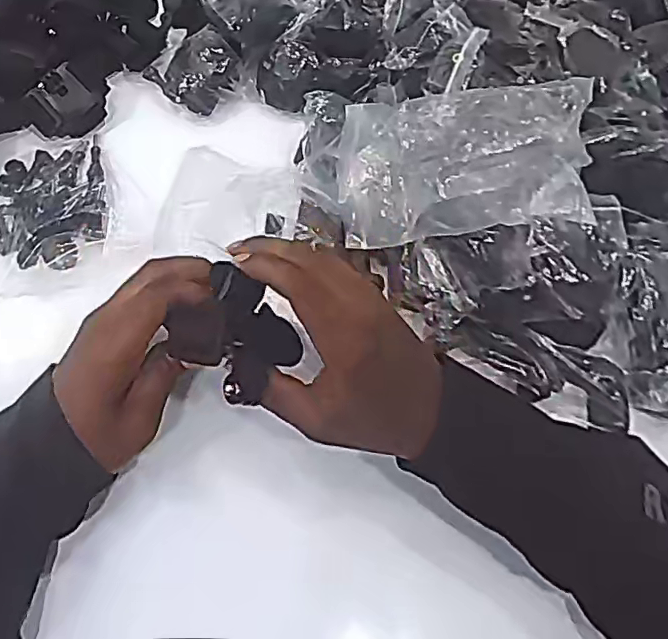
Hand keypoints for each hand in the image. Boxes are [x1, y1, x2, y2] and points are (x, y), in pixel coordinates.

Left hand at [53, 257, 212, 471]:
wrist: (49, 442)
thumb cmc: (88, 436)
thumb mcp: (138, 418)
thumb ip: (165, 374)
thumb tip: (186, 347)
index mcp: (114, 341)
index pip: (156, 293)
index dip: (191, 288)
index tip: (215, 299)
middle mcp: (105, 321)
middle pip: (150, 274)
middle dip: (188, 269)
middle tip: (220, 279)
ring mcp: (101, 319)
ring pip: (143, 278)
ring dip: (176, 275)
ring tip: (207, 290)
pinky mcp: (102, 324)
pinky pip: (136, 290)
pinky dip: (163, 286)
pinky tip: (181, 303)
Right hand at [230, 237, 441, 460]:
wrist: (430, 410)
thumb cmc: (378, 416)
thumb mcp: (316, 419)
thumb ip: (274, 391)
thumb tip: (241, 365)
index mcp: (342, 333)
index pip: (297, 281)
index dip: (263, 265)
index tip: (237, 262)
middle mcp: (356, 304)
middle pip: (307, 258)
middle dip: (268, 249)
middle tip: (238, 252)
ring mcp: (367, 294)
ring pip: (322, 254)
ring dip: (287, 249)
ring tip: (256, 254)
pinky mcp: (373, 293)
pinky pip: (335, 262)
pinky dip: (307, 256)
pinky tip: (291, 263)